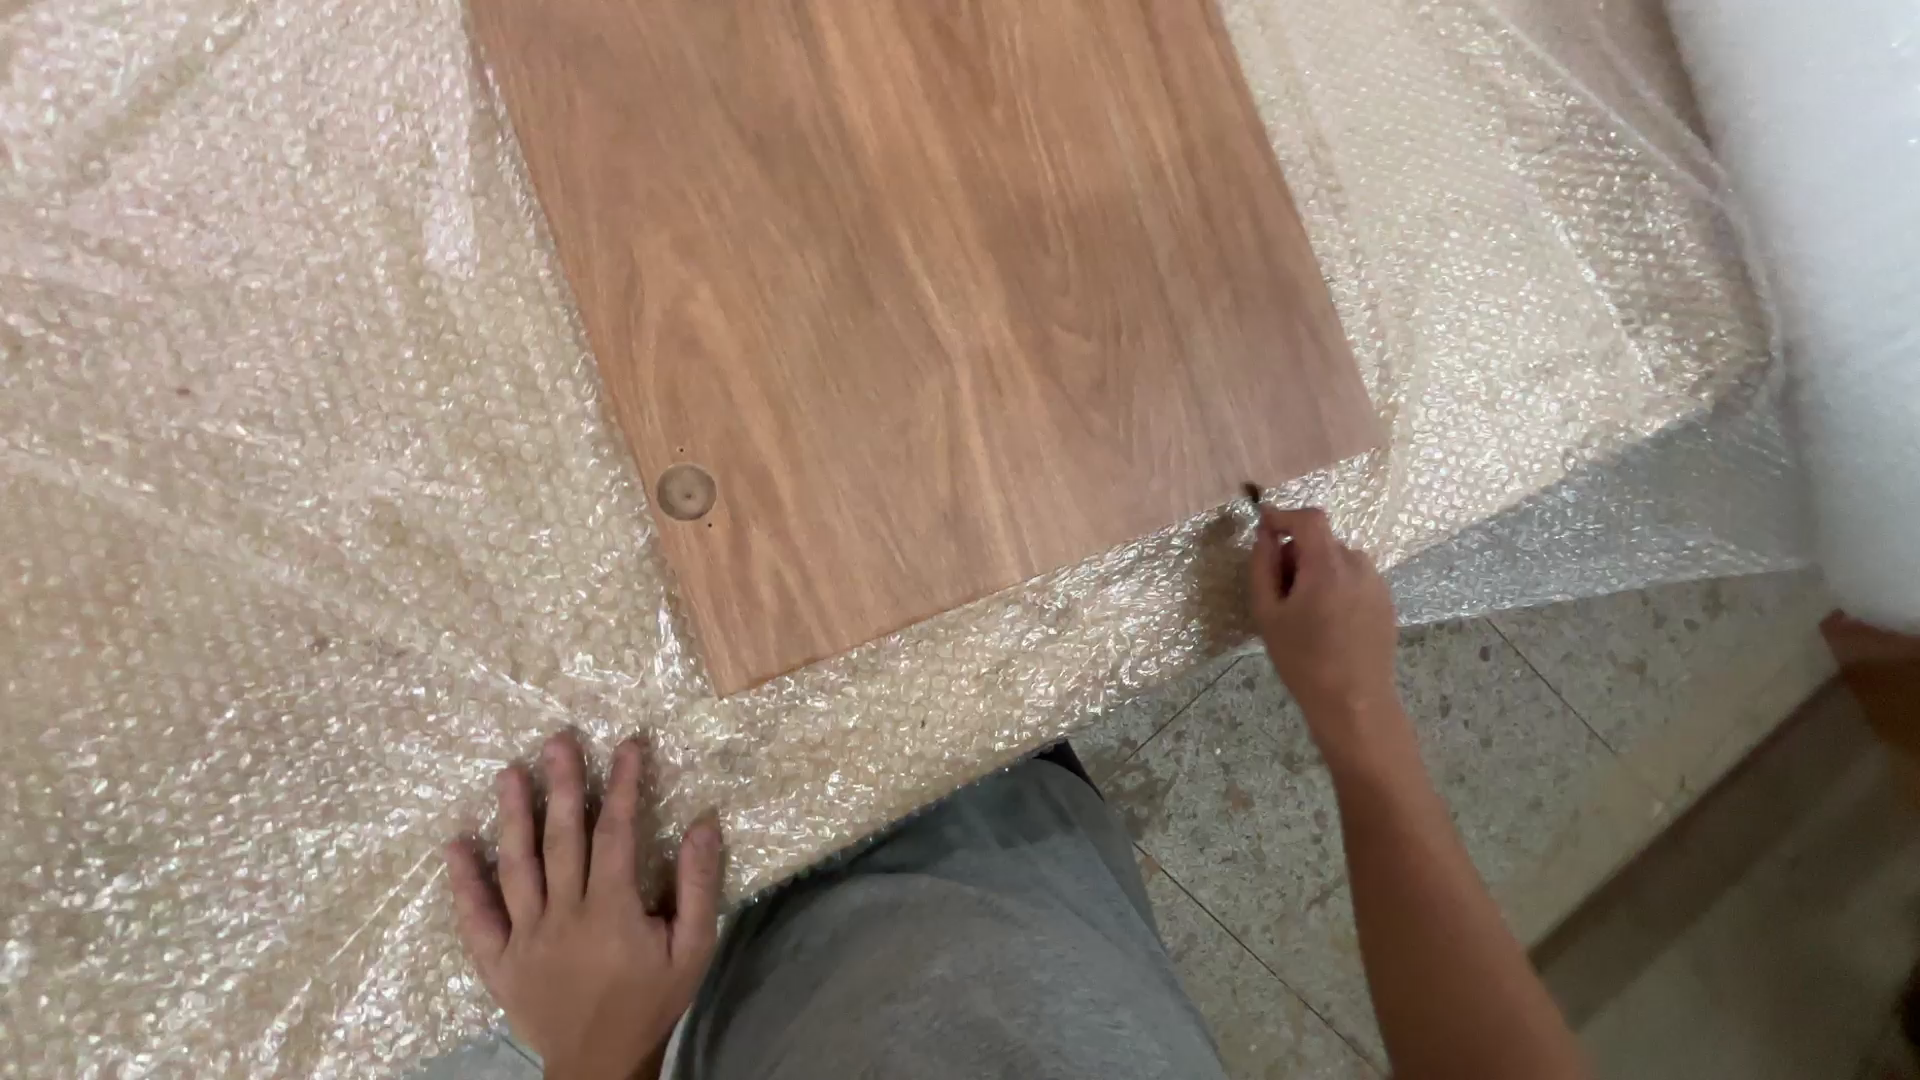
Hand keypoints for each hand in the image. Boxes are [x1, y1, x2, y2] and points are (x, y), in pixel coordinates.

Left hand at [444, 732, 723, 1079]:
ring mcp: (524, 938)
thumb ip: (698, 885)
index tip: (628, 744)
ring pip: (516, 867)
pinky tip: (456, 845)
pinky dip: (464, 882)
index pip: (616, 832)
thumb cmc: (653, 998)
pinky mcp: (498, 962)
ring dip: (512, 816)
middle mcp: (563, 914)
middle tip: (557, 740)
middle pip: (561, 838)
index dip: (623, 785)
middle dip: (563, 784)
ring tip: (509, 773)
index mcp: (612, 909)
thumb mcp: (694, 946)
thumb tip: (703, 823)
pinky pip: (475, 919)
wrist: (599, 1065)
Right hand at [1249, 506, 1403, 754]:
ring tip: (1302, 610)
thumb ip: (1263, 566)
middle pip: (1321, 540)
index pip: (1309, 519)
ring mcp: (1377, 582)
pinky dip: (1334, 584)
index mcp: (1327, 566)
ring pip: (1337, 559)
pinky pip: (1353, 577)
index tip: (1263, 525)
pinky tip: (1326, 620)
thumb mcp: (1267, 613)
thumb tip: (1266, 536)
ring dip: (1315, 569)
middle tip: (1278, 589)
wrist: (1353, 701)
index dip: (1284, 515)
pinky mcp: (1385, 599)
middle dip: (1296, 552)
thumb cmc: (1302, 659)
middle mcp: (1358, 565)